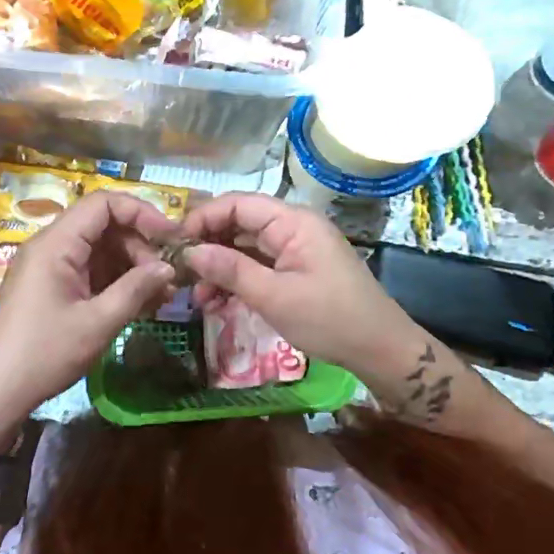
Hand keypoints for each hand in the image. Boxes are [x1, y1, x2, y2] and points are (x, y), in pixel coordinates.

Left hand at [0, 192, 178, 456]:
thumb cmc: (44, 354)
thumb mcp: (98, 322)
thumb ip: (136, 289)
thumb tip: (168, 268)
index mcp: (56, 244)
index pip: (103, 203)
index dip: (141, 212)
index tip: (172, 237)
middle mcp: (51, 246)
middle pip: (103, 226)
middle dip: (140, 246)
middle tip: (166, 278)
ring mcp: (49, 268)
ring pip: (99, 251)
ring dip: (131, 267)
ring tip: (161, 296)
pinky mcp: (50, 288)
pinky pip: (89, 272)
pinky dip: (115, 283)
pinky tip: (139, 304)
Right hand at [179, 194, 412, 373]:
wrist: (380, 349)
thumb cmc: (329, 319)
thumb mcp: (274, 296)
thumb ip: (230, 270)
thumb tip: (190, 252)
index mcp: (292, 222)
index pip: (236, 203)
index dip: (202, 219)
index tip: (174, 244)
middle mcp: (292, 227)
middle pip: (238, 224)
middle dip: (207, 247)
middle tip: (180, 273)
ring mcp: (295, 249)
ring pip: (244, 247)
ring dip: (219, 268)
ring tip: (196, 297)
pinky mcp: (296, 269)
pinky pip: (258, 265)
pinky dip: (236, 280)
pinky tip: (216, 302)